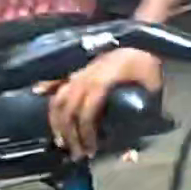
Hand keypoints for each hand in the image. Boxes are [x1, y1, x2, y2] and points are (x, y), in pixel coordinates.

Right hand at [39, 47, 162, 157]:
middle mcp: (85, 77)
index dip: (86, 134)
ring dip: (56, 121)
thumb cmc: (148, 63)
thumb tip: (135, 146)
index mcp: (102, 82)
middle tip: (77, 152)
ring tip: (61, 140)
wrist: (144, 36)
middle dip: (70, 134)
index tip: (91, 149)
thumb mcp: (152, 88)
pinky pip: (58, 78)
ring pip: (58, 98)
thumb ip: (145, 115)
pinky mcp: (80, 67)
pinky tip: (37, 92)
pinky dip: (47, 87)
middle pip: (68, 110)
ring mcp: (80, 71)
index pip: (87, 113)